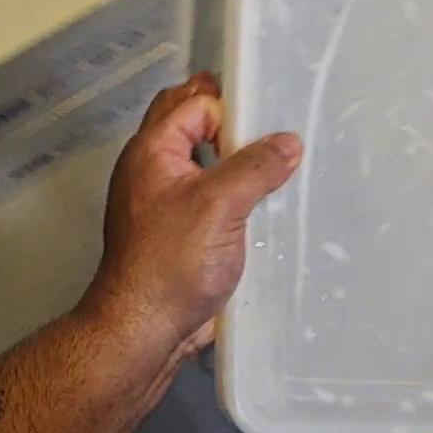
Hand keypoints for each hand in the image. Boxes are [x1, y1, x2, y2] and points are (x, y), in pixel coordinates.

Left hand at [79, 72, 302, 357]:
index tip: (268, 116)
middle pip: (185, 123)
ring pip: (194, 159)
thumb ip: (255, 167)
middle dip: (221, 116)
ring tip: (272, 156)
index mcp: (152, 149)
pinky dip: (225, 184)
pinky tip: (258, 198)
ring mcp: (160, 199)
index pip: (193, 104)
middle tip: (267, 120)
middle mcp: (151, 167)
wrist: (144, 328)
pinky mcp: (175, 229)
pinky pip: (201, 191)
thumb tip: (289, 141)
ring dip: (225, 151)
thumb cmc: (174, 258)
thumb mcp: (220, 205)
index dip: (228, 105)